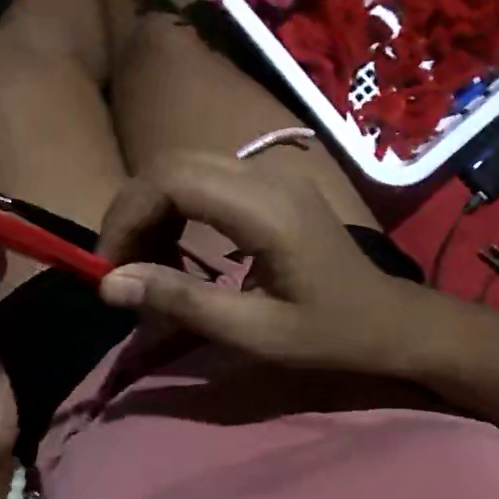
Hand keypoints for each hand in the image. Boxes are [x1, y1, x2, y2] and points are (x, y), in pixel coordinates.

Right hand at [93, 158, 418, 371]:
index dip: (128, 215)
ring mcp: (277, 177)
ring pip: (190, 167)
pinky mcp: (278, 187)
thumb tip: (110, 283)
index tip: (109, 265)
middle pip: (175, 164)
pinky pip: (212, 179)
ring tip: (145, 262)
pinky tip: (178, 248)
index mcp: (268, 212)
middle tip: (121, 265)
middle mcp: (270, 178)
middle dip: (134, 209)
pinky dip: (181, 207)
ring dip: (155, 207)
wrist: (389, 322)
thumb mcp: (254, 332)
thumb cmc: (329, 335)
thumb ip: (182, 302)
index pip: (173, 180)